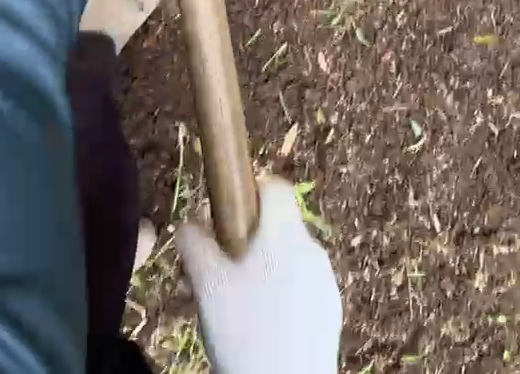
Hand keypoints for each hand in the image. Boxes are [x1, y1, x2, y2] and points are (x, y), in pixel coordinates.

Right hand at [177, 178, 340, 373]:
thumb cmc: (244, 331)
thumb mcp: (207, 285)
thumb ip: (194, 243)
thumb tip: (189, 222)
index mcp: (285, 233)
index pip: (275, 186)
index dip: (250, 192)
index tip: (227, 218)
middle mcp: (312, 248)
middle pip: (279, 225)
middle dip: (249, 240)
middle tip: (221, 270)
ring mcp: (325, 281)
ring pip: (289, 257)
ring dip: (264, 268)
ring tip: (236, 303)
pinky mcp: (330, 311)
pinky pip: (302, 286)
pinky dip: (282, 293)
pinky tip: (260, 325)